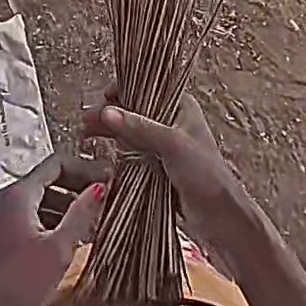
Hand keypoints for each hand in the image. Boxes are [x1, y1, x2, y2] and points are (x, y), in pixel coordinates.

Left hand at [0, 155, 107, 305]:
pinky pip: (33, 216)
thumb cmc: (19, 285)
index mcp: (19, 195)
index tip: (106, 178)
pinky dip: (54, 220)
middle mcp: (8, 200)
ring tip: (92, 219)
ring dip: (67, 204)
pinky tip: (71, 237)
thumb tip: (100, 188)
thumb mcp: (59, 248)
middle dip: (78, 186)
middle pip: (48, 179)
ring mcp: (3, 218)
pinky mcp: (3, 236)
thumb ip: (81, 214)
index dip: (84, 168)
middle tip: (103, 196)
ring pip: (41, 199)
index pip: (56, 164)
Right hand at [83, 93, 249, 237]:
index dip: (121, 91)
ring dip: (109, 130)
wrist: (221, 217)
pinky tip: (100, 150)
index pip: (144, 88)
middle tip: (85, 121)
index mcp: (180, 106)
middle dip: (109, 113)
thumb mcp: (172, 144)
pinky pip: (131, 149)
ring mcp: (163, 142)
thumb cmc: (206, 175)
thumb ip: (139, 127)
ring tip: (85, 134)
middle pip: (132, 108)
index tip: (101, 100)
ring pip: (129, 130)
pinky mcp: (157, 163)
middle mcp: (171, 120)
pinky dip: (115, 147)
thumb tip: (106, 112)